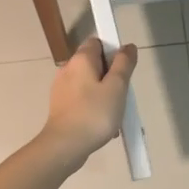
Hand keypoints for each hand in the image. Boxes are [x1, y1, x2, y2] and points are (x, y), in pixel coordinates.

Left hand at [38, 40, 136, 164]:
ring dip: (103, 95)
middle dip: (110, 77)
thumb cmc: (94, 113)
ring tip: (114, 115)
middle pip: (94, 64)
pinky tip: (102, 126)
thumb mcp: (117, 87)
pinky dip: (93, 107)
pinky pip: (82, 99)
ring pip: (89, 84)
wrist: (64, 146)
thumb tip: (127, 46)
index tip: (123, 70)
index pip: (97, 42)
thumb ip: (124, 64)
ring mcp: (61, 88)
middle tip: (121, 95)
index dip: (112, 52)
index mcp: (80, 59)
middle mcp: (68, 69)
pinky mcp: (60, 106)